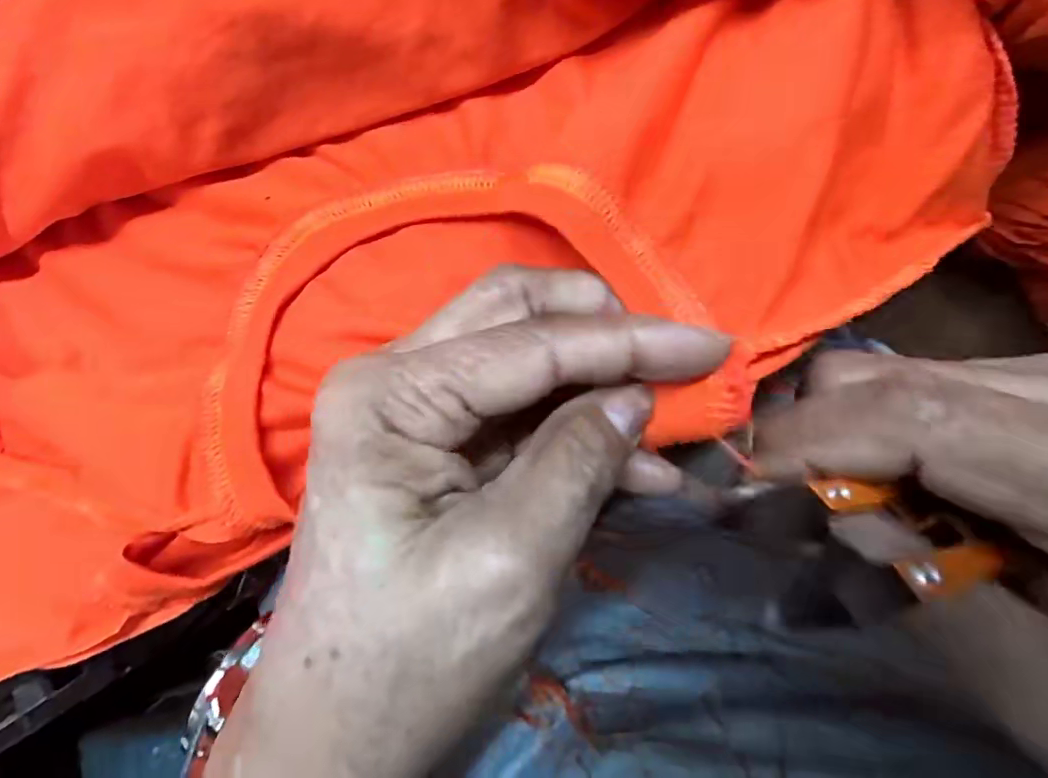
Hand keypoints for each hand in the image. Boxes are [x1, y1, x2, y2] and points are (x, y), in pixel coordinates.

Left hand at [208, 267, 729, 777]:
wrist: (340, 738)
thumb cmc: (411, 661)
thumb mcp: (510, 561)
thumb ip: (577, 462)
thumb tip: (635, 394)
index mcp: (390, 394)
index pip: (527, 343)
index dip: (624, 339)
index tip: (707, 342)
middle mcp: (393, 375)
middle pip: (514, 312)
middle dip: (601, 326)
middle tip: (674, 352)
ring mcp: (411, 404)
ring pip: (521, 350)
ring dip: (596, 375)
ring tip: (669, 415)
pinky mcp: (435, 439)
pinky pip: (519, 406)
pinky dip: (576, 422)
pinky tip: (635, 464)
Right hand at [754, 352, 1047, 777]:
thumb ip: (930, 598)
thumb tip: (813, 499)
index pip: (950, 421)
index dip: (823, 437)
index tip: (744, 481)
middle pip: (931, 379)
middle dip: (830, 435)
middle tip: (790, 509)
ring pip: (939, 371)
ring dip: (871, 434)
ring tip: (870, 512)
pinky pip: (973, 383)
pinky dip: (920, 430)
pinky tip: (939, 491)